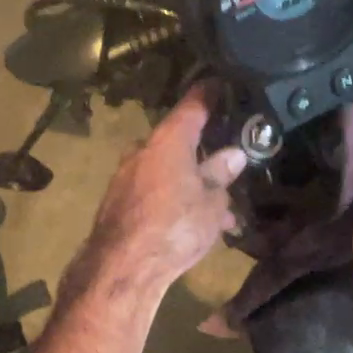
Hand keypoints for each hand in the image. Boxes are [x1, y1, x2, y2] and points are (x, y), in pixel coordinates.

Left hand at [75, 84, 246, 294]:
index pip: (193, 105)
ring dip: (192, 187)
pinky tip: (191, 226)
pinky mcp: (118, 203)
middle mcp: (142, 150)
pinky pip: (154, 194)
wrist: (124, 267)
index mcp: (168, 140)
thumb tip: (234, 154)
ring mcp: (126, 177)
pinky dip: (174, 203)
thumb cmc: (175, 226)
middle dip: (203, 156)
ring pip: (168, 173)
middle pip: (177, 143)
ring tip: (221, 215)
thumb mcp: (211, 203)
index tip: (222, 84)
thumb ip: (221, 175)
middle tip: (228, 170)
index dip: (211, 94)